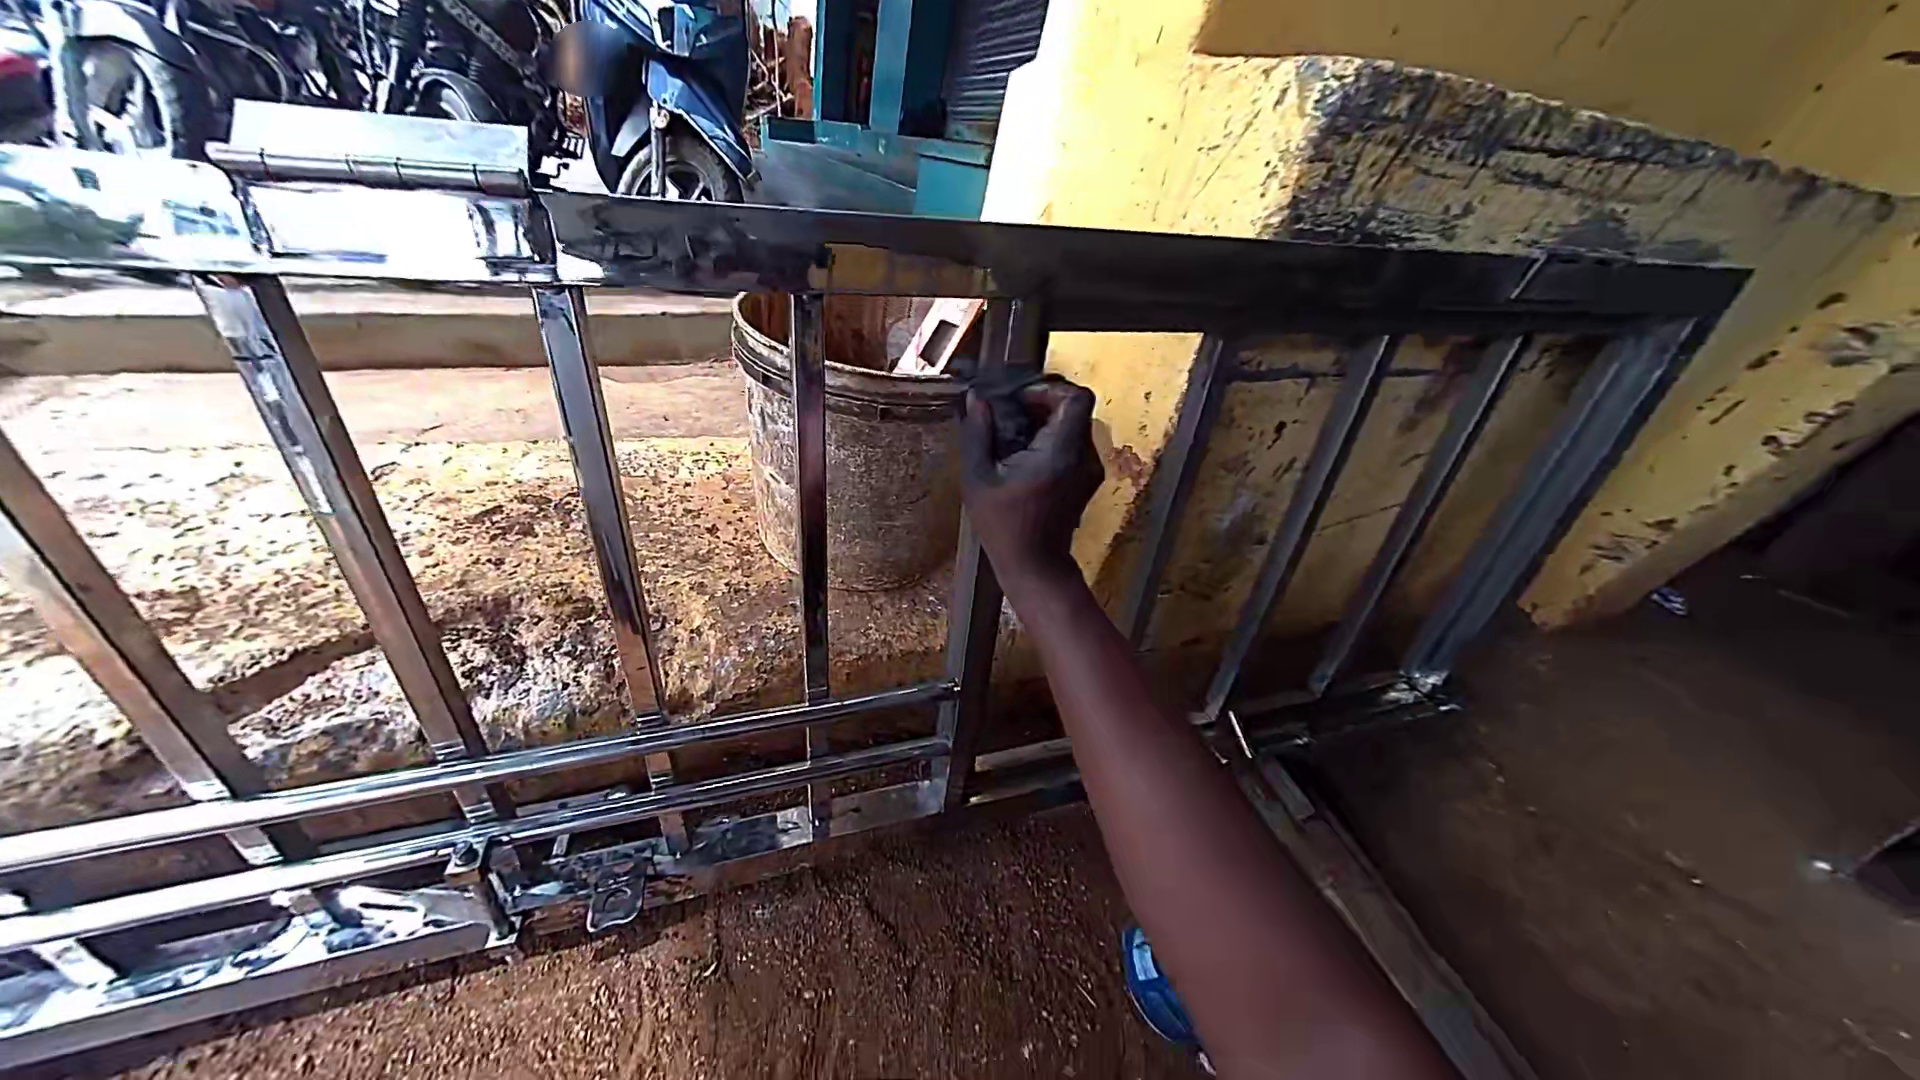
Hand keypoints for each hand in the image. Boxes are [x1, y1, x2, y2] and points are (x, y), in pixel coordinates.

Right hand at [960, 376, 1103, 589]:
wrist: (1035, 565)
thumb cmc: (1004, 527)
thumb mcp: (978, 479)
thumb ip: (978, 434)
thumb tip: (976, 400)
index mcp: (1060, 453)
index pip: (1076, 398)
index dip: (1049, 389)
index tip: (1020, 401)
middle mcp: (1084, 456)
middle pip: (1076, 408)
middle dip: (1044, 403)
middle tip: (1013, 415)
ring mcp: (1090, 468)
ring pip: (1076, 424)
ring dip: (1048, 421)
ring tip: (1017, 435)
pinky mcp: (1087, 478)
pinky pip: (1075, 443)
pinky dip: (1053, 438)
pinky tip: (1027, 455)